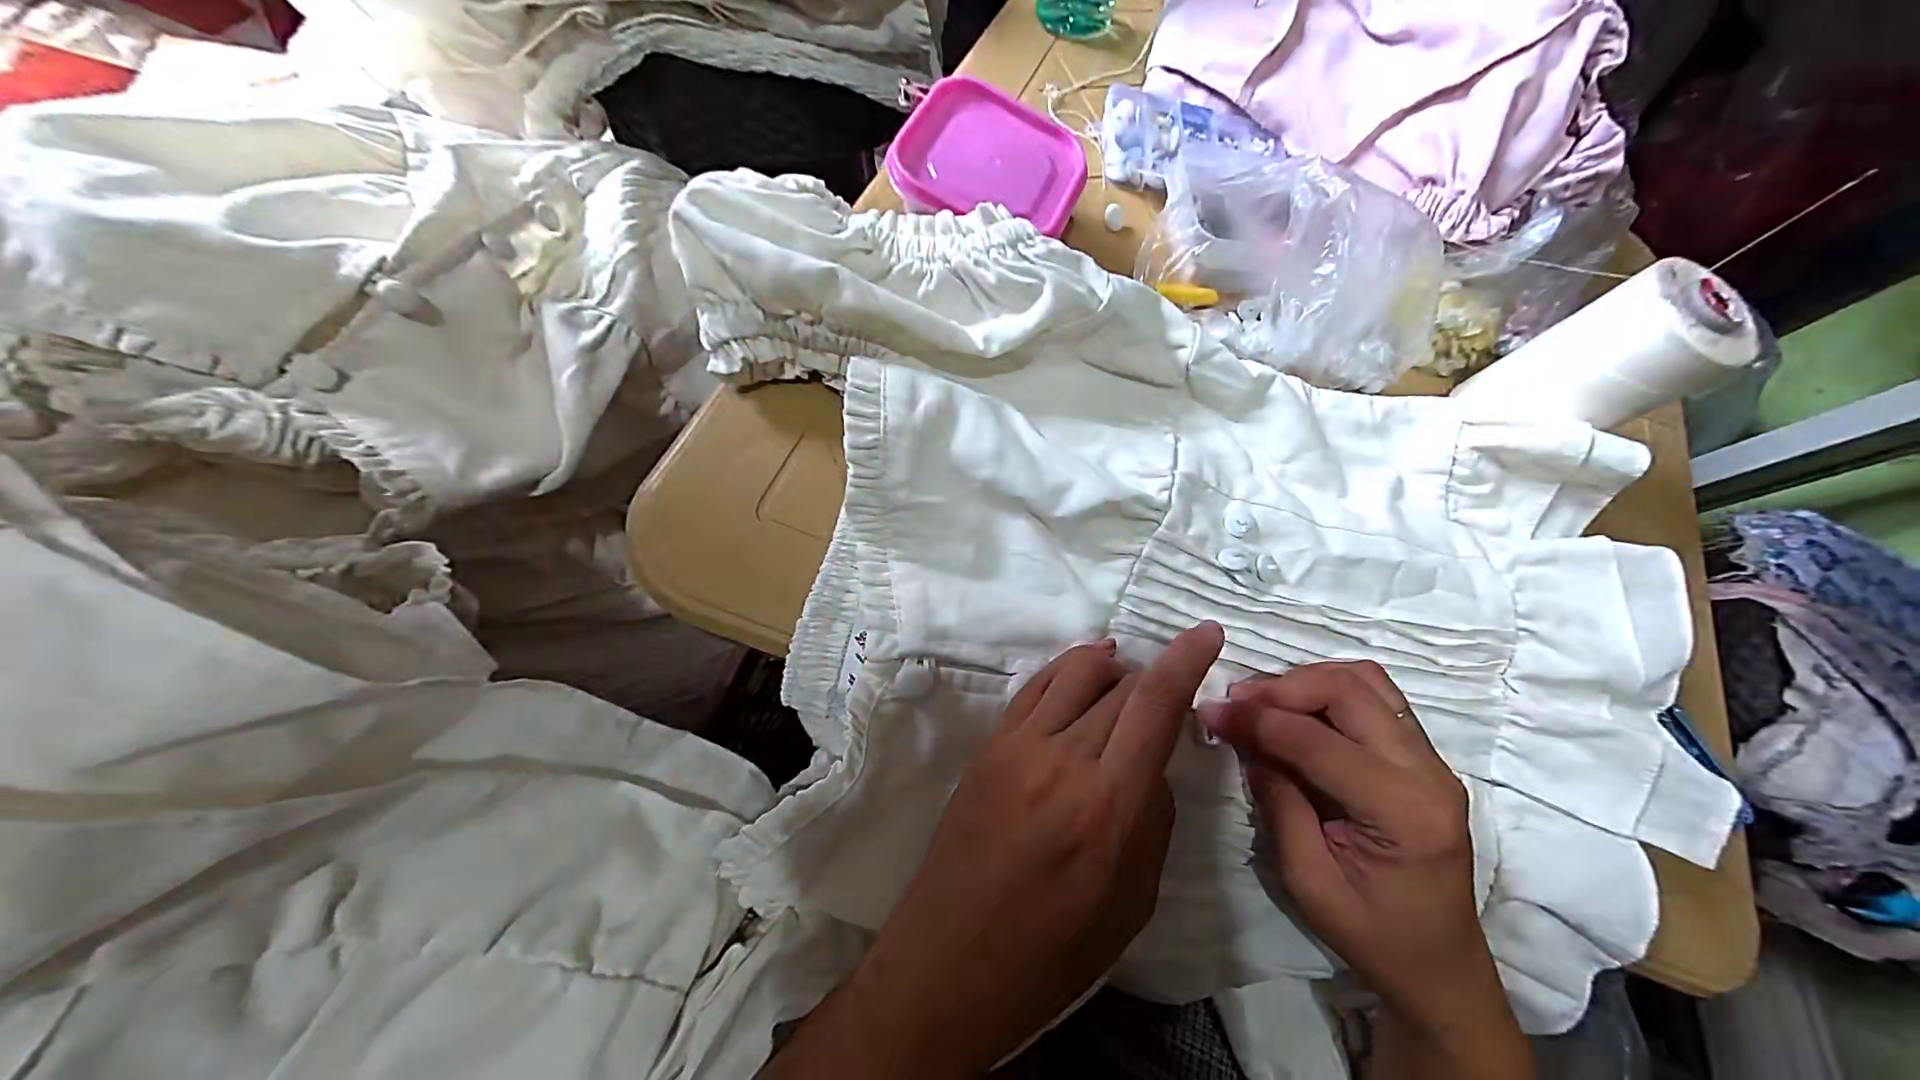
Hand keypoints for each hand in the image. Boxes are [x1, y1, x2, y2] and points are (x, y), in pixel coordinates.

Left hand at [761, 623, 1224, 1078]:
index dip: (1186, 661)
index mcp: (1108, 806)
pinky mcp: (987, 748)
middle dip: (1154, 678)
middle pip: (1120, 688)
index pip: (1155, 706)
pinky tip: (1081, 671)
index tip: (1206, 632)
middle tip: (1170, 692)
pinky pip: (1032, 689)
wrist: (951, 960)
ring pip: (1074, 674)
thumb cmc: (1053, 951)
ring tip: (1125, 671)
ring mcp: (1016, 747)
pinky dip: (1065, 670)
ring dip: (1109, 665)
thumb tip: (1153, 761)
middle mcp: (1062, 760)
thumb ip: (1152, 819)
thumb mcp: (1132, 901)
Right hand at [1201, 661, 1531, 1079]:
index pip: (1317, 740)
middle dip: (1281, 688)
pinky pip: (1378, 696)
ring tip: (1262, 701)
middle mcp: (1429, 774)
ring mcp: (1433, 760)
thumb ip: (1278, 803)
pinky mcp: (1424, 756)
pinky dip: (1330, 688)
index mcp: (1404, 813)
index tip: (1210, 712)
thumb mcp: (1308, 880)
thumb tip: (1244, 742)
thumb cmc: (1372, 935)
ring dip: (1307, 681)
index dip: (1257, 720)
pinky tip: (1297, 708)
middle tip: (1234, 703)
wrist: (1439, 966)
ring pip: (1366, 680)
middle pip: (1348, 691)